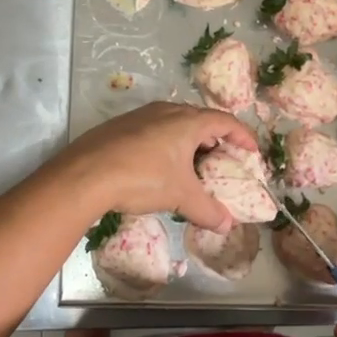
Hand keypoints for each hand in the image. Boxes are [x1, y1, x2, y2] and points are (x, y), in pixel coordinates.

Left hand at [54, 102, 254, 230]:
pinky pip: (152, 130)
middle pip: (199, 119)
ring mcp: (139, 116)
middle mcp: (165, 111)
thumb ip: (207, 210)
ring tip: (191, 165)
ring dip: (187, 141)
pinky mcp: (119, 127)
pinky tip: (157, 167)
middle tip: (221, 159)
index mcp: (187, 121)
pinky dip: (165, 144)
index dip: (242, 135)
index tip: (251, 151)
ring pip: (173, 124)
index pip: (224, 121)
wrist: (85, 175)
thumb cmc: (142, 178)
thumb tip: (226, 225)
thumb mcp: (180, 196)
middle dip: (214, 138)